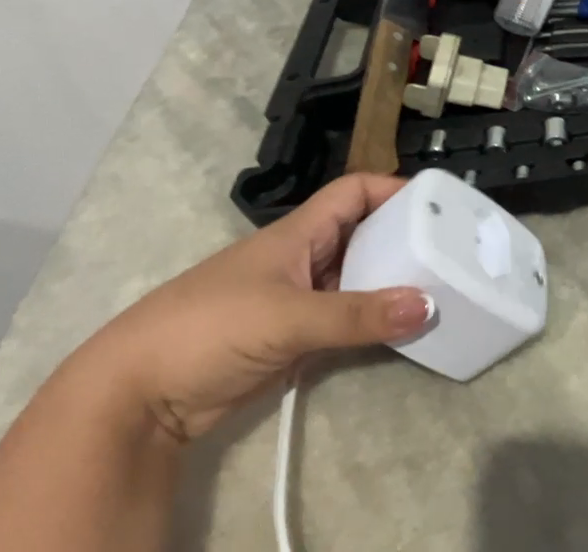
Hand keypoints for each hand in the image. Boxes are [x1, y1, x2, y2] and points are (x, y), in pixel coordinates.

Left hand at [77, 173, 430, 443]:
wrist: (134, 398)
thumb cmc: (205, 330)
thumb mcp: (286, 317)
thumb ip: (357, 314)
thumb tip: (427, 306)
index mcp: (296, 235)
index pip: (353, 192)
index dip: (393, 189)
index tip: (438, 206)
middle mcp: (301, 260)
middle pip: (363, 236)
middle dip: (405, 240)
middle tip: (453, 254)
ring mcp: (296, 302)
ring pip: (357, 281)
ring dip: (392, 286)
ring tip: (441, 293)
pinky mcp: (292, 341)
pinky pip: (345, 321)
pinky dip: (373, 323)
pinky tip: (402, 332)